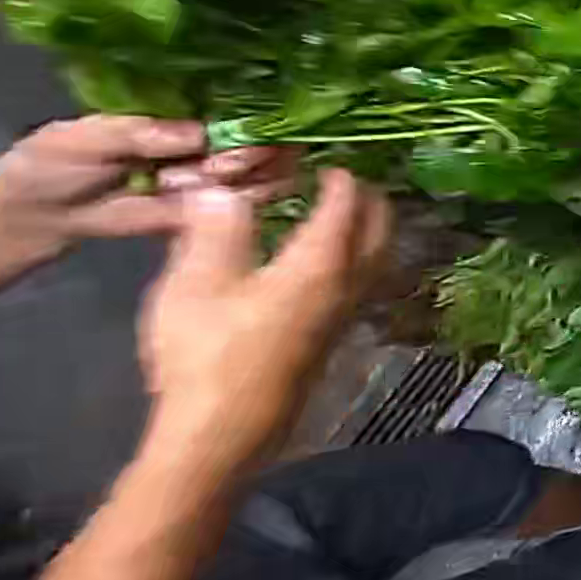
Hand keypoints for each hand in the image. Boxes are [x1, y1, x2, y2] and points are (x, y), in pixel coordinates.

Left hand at [0, 116, 296, 285]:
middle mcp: (224, 142)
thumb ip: (139, 132)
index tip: (234, 143)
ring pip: (278, 172)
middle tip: (212, 169)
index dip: (256, 127)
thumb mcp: (84, 136)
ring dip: (242, 183)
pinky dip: (243, 201)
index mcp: (196, 117)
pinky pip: (264, 199)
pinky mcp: (232, 204)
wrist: (47, 212)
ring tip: (185, 187)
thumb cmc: (59, 162)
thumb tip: (200, 133)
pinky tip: (205, 201)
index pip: (251, 113)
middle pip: (275, 144)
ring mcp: (233, 174)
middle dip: (249, 158)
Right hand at [139, 169, 390, 473]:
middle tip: (350, 178)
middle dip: (371, 197)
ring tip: (354, 207)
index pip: (345, 206)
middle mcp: (353, 277)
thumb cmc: (209, 350)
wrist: (232, 418)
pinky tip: (346, 252)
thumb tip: (228, 189)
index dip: (342, 180)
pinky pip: (373, 271)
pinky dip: (368, 249)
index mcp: (322, 261)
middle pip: (380, 225)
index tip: (332, 161)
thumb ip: (218, 232)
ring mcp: (356, 302)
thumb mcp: (197, 284)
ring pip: (383, 249)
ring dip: (376, 223)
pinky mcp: (347, 322)